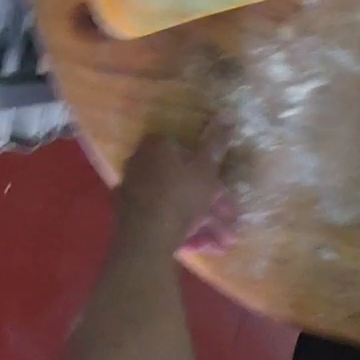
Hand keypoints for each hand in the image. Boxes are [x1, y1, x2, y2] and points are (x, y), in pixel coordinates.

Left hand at [114, 131, 235, 253]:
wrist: (147, 237)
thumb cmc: (181, 196)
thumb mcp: (206, 169)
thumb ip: (216, 143)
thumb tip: (227, 112)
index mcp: (157, 146)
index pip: (187, 151)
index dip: (210, 173)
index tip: (224, 192)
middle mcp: (140, 163)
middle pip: (183, 181)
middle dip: (210, 206)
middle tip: (229, 224)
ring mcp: (133, 191)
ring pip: (176, 204)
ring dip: (203, 223)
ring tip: (221, 244)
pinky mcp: (130, 216)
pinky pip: (163, 219)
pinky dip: (183, 231)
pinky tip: (200, 246)